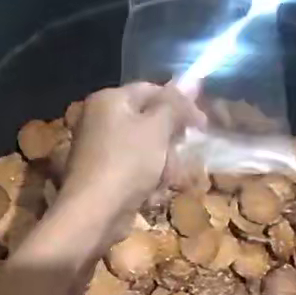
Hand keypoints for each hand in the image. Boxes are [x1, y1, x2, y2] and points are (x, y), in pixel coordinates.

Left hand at [55, 83, 204, 235]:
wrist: (93, 214)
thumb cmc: (126, 164)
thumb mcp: (157, 128)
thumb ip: (175, 104)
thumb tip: (192, 79)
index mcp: (109, 101)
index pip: (152, 90)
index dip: (181, 105)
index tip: (202, 125)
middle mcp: (100, 121)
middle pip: (150, 123)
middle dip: (170, 143)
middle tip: (181, 156)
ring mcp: (101, 151)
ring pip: (146, 151)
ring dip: (163, 167)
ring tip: (165, 181)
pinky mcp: (105, 178)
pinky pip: (135, 173)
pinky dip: (147, 183)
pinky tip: (151, 196)